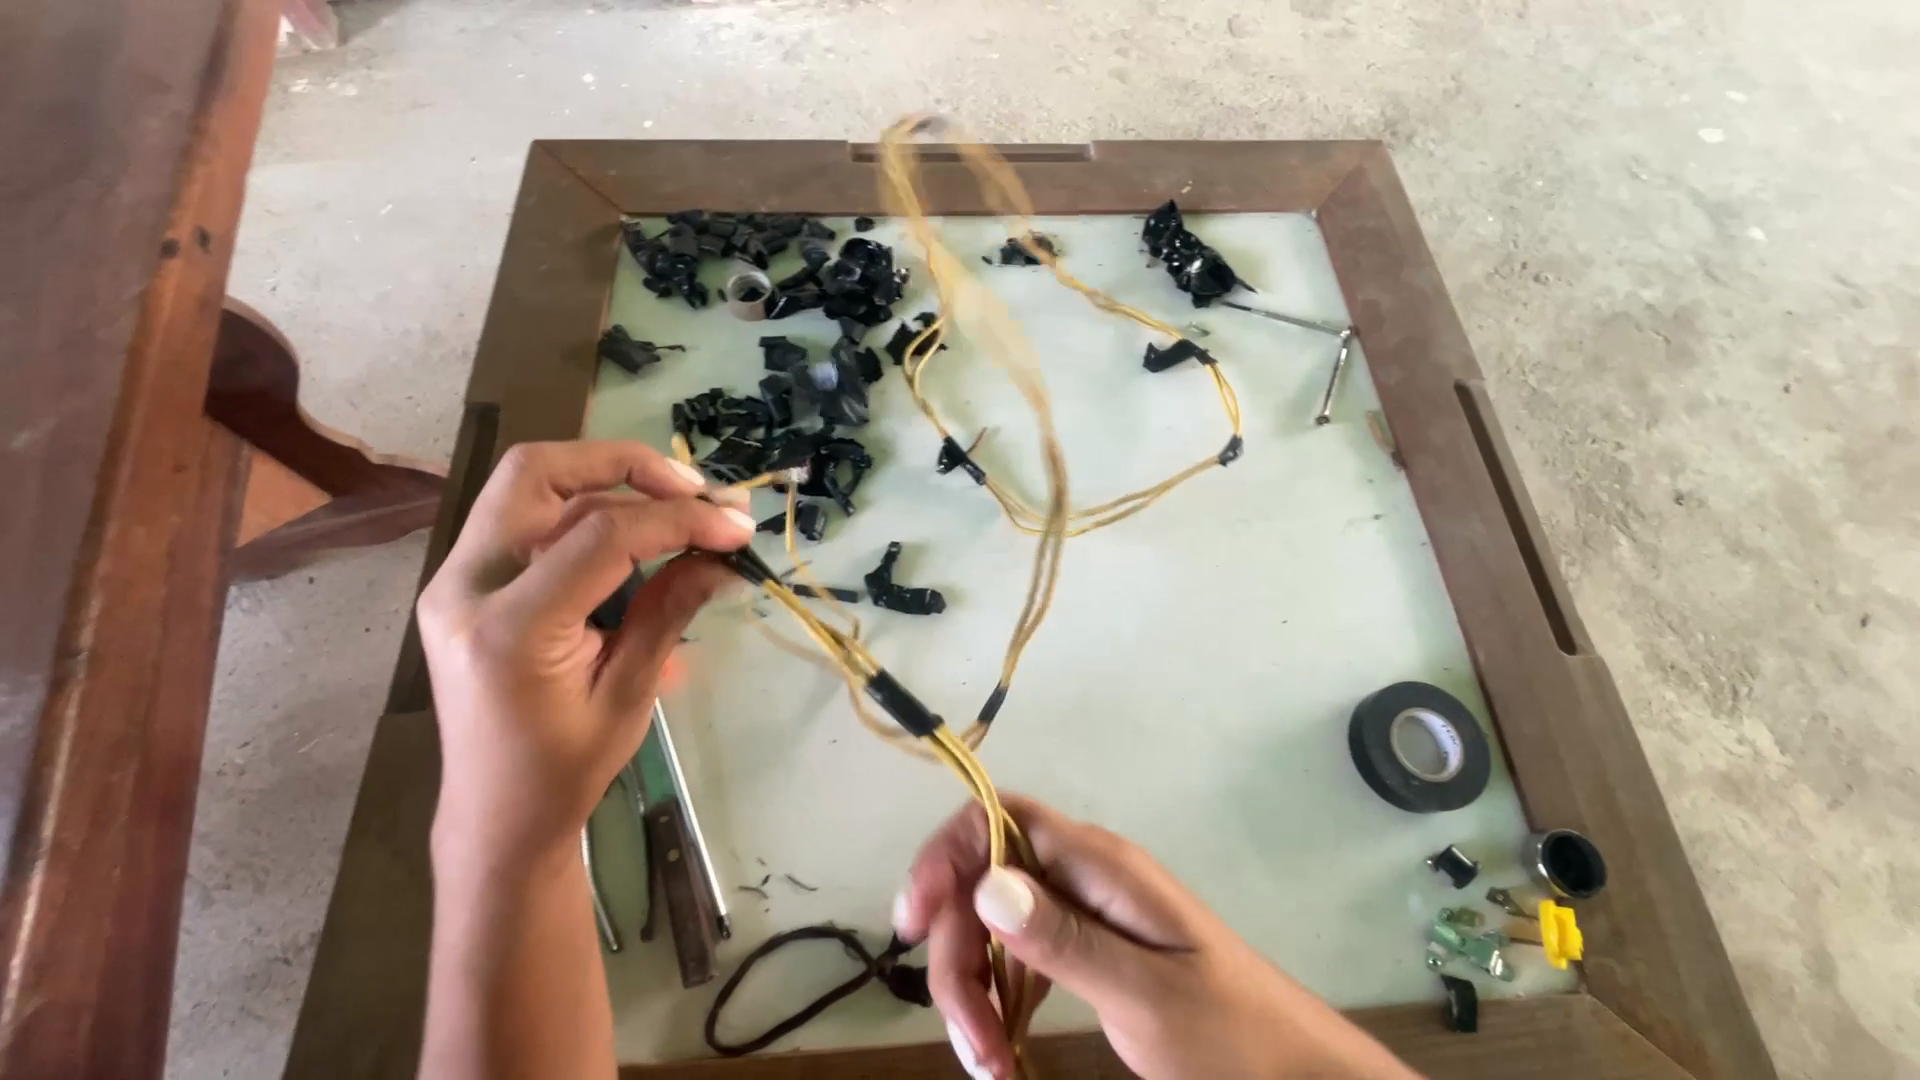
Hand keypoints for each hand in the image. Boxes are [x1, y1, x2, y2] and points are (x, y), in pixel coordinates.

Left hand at [416, 439, 754, 866]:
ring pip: (528, 483)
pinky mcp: (467, 581)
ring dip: (606, 478)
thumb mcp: (630, 695)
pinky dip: (587, 506)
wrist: (494, 816)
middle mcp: (465, 587)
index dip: (678, 519)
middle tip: (693, 488)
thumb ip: (671, 612)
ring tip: (675, 500)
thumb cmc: (565, 771)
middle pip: (538, 472)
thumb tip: (727, 556)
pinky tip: (637, 530)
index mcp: (509, 629)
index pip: (601, 535)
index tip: (736, 526)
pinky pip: (527, 516)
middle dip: (625, 464)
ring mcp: (456, 579)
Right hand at [894, 796, 1418, 1079]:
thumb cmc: (1231, 1036)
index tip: (911, 922)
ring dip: (974, 987)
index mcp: (1098, 865)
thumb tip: (984, 885)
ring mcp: (1084, 912)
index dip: (946, 854)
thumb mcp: (1144, 995)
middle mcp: (1083, 876)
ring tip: (987, 1062)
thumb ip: (1065, 939)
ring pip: (996, 926)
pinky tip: (1003, 1049)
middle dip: (958, 954)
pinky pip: (1021, 959)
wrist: (1298, 1076)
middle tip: (969, 1044)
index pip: (999, 818)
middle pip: (985, 884)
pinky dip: (1001, 1000)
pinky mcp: (1087, 949)